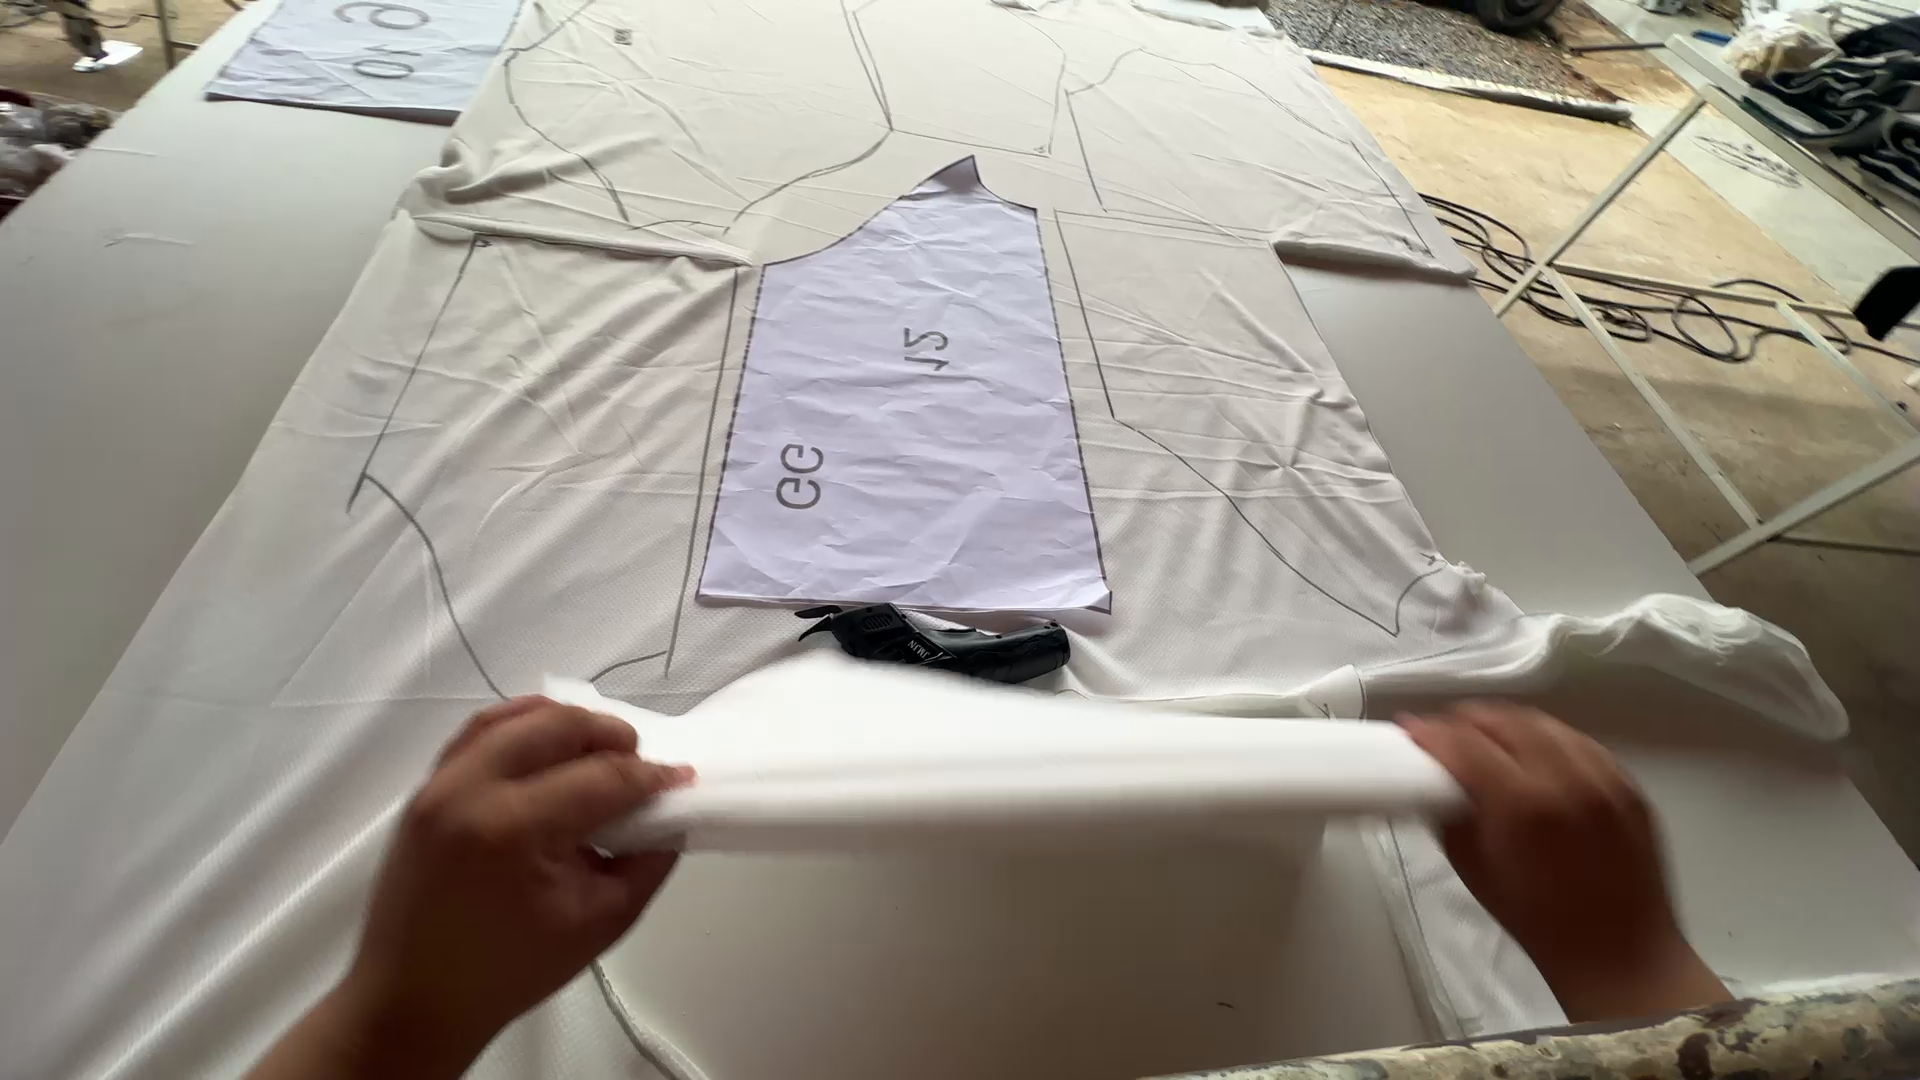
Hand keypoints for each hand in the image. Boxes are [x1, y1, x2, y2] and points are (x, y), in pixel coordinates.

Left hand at [248, 697, 692, 1079]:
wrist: (410, 1003)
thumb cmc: (512, 969)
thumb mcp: (604, 920)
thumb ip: (651, 860)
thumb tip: (673, 812)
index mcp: (515, 831)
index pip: (605, 777)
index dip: (653, 775)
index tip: (683, 779)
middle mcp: (472, 791)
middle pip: (563, 726)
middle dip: (615, 737)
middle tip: (640, 765)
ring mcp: (441, 784)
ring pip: (522, 716)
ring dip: (573, 725)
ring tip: (598, 750)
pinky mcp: (426, 788)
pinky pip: (482, 729)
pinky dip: (526, 722)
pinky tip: (552, 740)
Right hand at [1401, 702, 1726, 1021]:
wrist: (1619, 954)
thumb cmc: (1531, 913)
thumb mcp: (1467, 860)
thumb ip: (1446, 808)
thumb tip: (1429, 775)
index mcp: (1520, 803)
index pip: (1461, 742)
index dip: (1427, 731)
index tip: (1408, 729)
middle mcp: (1566, 781)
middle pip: (1502, 720)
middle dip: (1463, 719)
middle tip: (1442, 732)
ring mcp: (1604, 781)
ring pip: (1541, 722)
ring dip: (1502, 722)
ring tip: (1483, 735)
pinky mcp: (1629, 787)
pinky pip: (1577, 740)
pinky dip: (1544, 736)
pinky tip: (1529, 751)